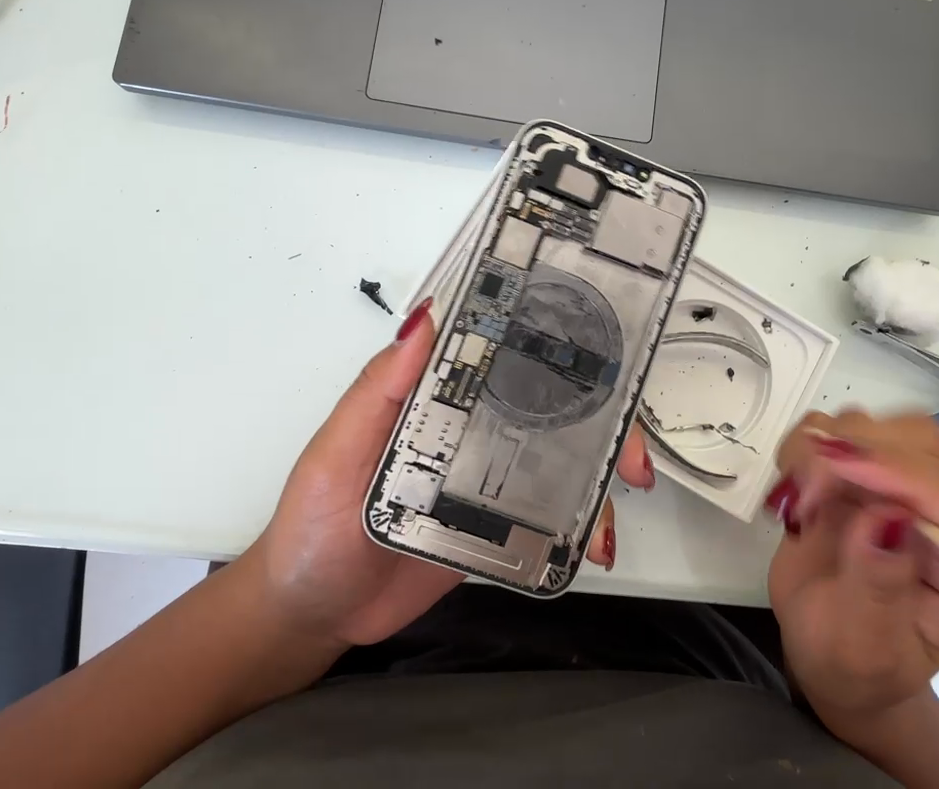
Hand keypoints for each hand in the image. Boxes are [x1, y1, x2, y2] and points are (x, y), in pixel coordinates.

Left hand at [238, 300, 654, 649]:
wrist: (313, 613)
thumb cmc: (311, 527)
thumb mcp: (335, 452)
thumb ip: (376, 393)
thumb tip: (421, 324)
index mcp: (432, 400)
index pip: (498, 356)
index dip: (550, 345)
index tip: (598, 348)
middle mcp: (466, 432)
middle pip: (547, 409)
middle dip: (600, 418)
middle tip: (627, 448)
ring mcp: (484, 480)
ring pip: (559, 461)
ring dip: (599, 470)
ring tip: (621, 494)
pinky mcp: (493, 527)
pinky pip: (547, 517)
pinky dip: (579, 524)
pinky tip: (592, 540)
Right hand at [764, 410, 938, 729]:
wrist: (831, 658)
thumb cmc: (858, 668)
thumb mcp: (868, 649)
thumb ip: (878, 588)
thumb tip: (882, 520)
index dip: (893, 469)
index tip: (832, 469)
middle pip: (914, 440)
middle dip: (856, 453)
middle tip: (808, 498)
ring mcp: (894, 487)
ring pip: (871, 425)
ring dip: (825, 449)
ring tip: (801, 506)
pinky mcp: (853, 475)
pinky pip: (831, 431)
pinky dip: (803, 448)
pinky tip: (795, 494)